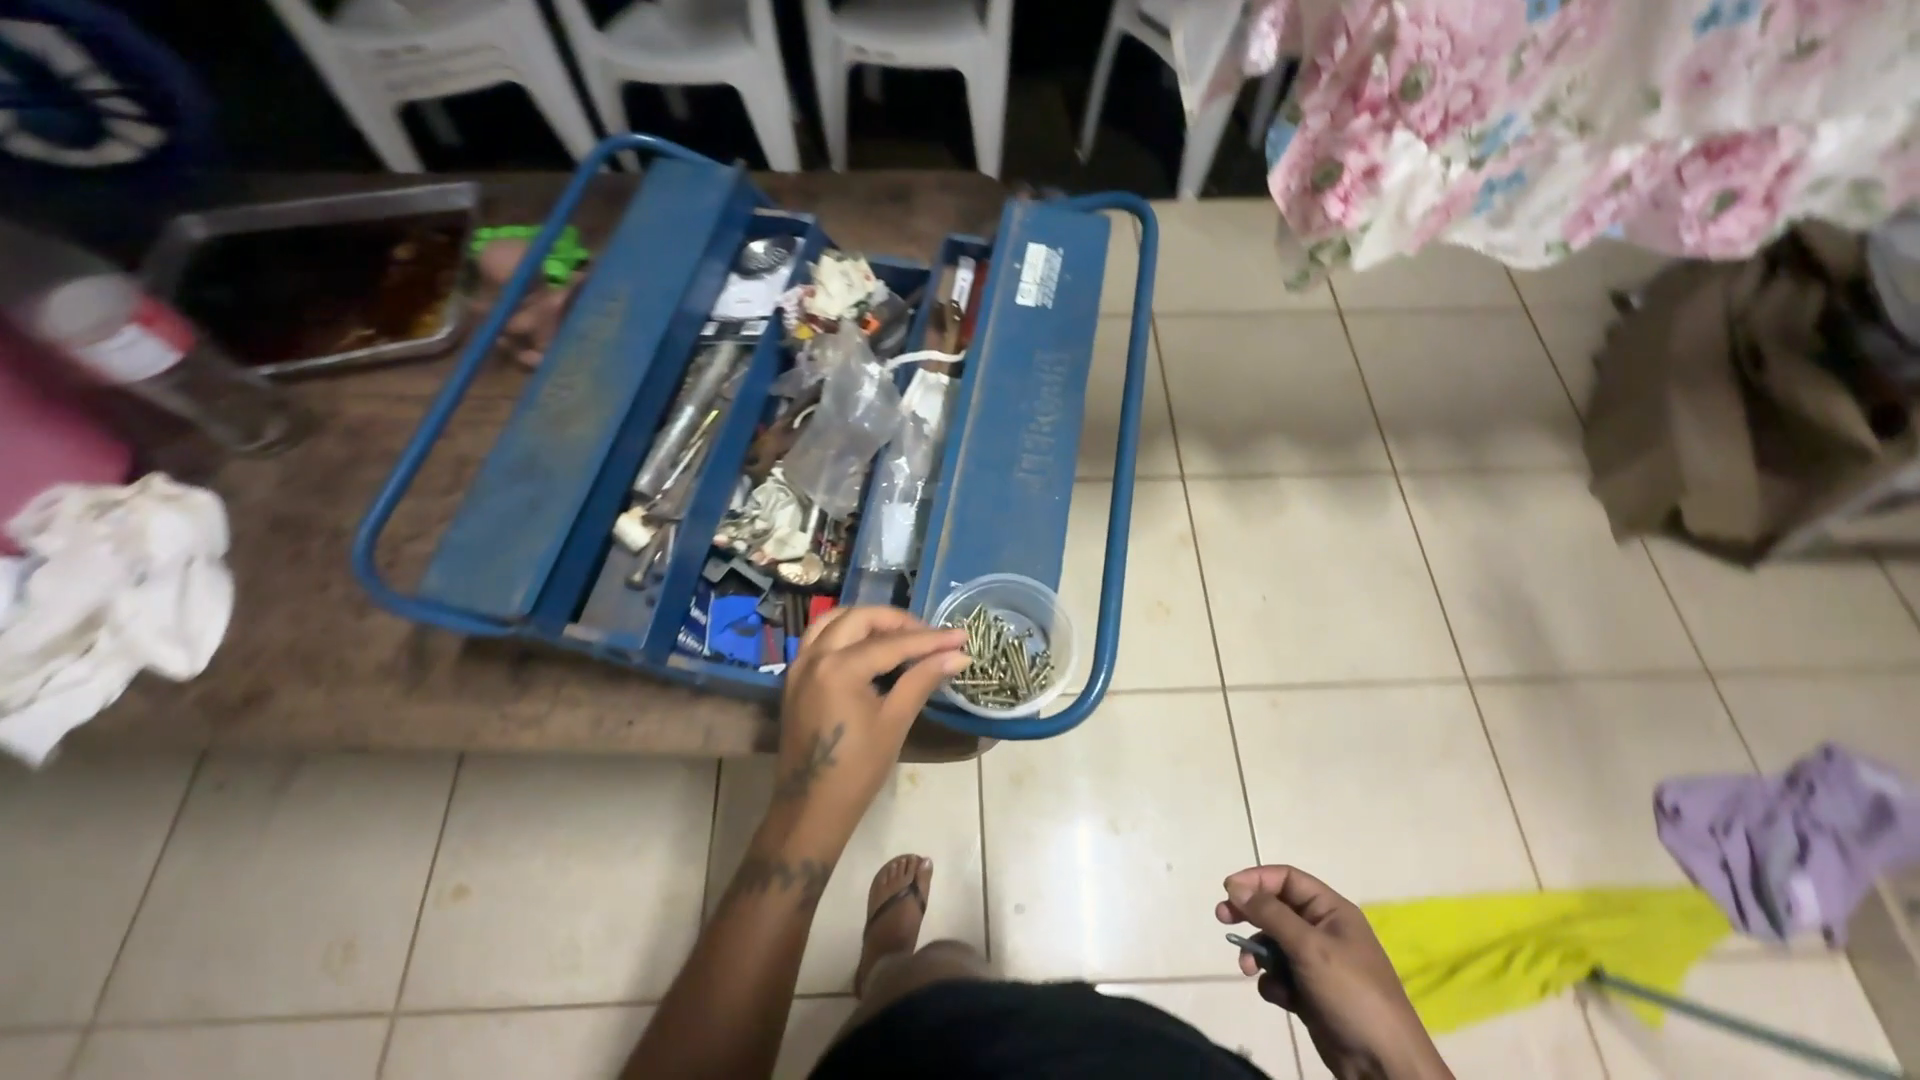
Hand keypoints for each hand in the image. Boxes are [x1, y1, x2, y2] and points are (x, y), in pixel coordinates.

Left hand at [772, 606, 967, 827]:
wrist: (811, 807)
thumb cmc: (857, 770)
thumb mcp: (894, 721)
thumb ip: (922, 680)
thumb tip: (958, 656)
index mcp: (839, 668)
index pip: (892, 643)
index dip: (930, 639)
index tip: (961, 636)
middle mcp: (814, 657)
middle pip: (859, 619)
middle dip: (897, 622)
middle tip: (929, 637)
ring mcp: (799, 666)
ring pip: (834, 622)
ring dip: (868, 622)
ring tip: (900, 637)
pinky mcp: (794, 678)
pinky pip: (819, 639)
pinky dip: (845, 634)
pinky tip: (870, 649)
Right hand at [1218, 866, 1451, 1079]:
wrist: (1381, 1062)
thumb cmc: (1350, 993)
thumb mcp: (1308, 947)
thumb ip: (1270, 913)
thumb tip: (1235, 885)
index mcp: (1331, 911)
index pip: (1287, 879)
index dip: (1256, 879)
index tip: (1228, 890)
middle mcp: (1323, 931)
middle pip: (1276, 909)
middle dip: (1250, 915)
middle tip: (1222, 919)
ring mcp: (1316, 963)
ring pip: (1272, 944)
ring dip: (1258, 954)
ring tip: (1249, 970)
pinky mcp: (1309, 992)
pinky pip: (1278, 975)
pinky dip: (1273, 983)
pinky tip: (1282, 998)